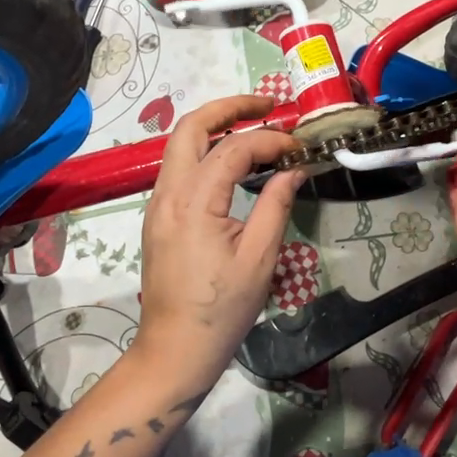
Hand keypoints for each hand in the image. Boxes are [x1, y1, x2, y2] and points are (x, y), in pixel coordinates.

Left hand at [134, 96, 307, 393]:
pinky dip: (206, 150)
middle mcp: (168, 192)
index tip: (298, 148)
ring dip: (216, 126)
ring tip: (255, 125)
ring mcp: (158, 203)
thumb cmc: (221, 310)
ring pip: (181, 143)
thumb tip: (295, 168)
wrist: (174, 351)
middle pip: (191, 126)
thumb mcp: (259, 258)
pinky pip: (180, 166)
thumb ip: (276, 204)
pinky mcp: (159, 216)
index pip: (234, 149)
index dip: (270, 141)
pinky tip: (234, 161)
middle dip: (230, 107)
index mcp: (194, 201)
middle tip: (267, 105)